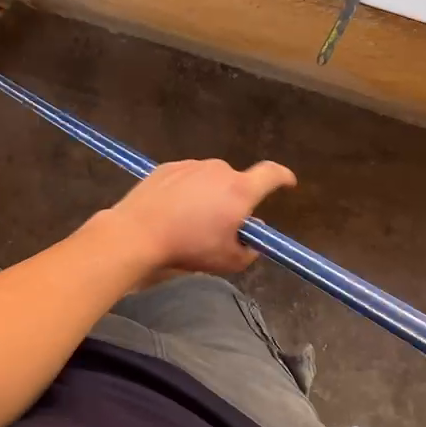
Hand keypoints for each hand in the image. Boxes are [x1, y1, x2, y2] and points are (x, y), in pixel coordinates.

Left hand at [101, 159, 295, 274]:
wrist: (138, 232)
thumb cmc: (189, 247)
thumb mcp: (229, 260)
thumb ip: (250, 249)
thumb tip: (251, 237)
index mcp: (240, 189)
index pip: (271, 174)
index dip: (283, 177)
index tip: (287, 182)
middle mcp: (217, 170)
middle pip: (236, 181)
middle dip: (234, 198)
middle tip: (221, 223)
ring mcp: (189, 165)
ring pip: (208, 179)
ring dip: (208, 194)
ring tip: (190, 221)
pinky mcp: (166, 167)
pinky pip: (185, 178)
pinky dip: (185, 191)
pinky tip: (171, 211)